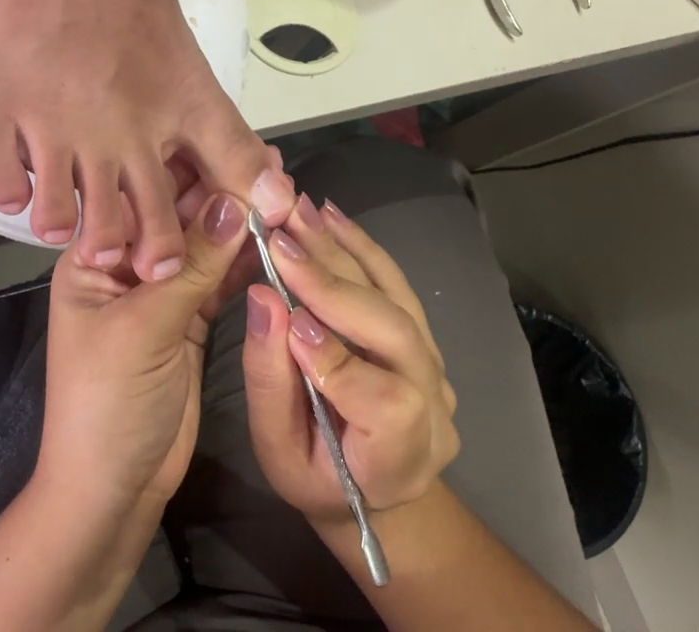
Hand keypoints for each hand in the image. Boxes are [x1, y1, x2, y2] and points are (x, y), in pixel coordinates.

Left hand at [37, 189, 252, 509]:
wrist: (113, 487)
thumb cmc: (109, 402)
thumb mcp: (144, 327)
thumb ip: (191, 265)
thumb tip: (236, 200)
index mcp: (95, 255)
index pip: (144, 199)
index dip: (190, 172)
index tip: (237, 146)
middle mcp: (125, 265)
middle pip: (176, 219)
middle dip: (221, 192)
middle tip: (272, 164)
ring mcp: (158, 294)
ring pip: (201, 248)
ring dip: (238, 225)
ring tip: (283, 191)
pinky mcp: (186, 322)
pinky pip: (217, 282)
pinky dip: (243, 264)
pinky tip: (274, 241)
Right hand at [240, 198, 459, 526]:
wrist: (374, 485)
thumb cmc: (315, 477)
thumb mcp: (277, 448)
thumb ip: (270, 378)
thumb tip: (263, 299)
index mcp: (399, 454)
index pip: (383, 399)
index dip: (337, 356)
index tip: (288, 316)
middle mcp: (433, 406)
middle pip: (394, 332)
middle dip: (333, 281)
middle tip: (280, 238)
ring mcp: (435, 366)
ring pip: (396, 298)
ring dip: (345, 249)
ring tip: (301, 212)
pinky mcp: (424, 336)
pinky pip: (397, 285)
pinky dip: (362, 247)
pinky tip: (330, 217)